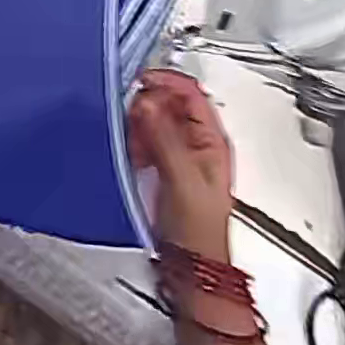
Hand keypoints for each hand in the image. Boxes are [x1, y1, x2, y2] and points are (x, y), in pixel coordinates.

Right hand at [130, 69, 234, 259]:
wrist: (188, 265)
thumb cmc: (198, 229)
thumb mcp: (182, 178)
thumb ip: (164, 137)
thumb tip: (147, 101)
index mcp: (211, 138)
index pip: (191, 92)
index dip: (167, 81)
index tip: (142, 79)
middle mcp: (195, 139)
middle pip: (169, 101)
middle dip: (148, 103)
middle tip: (133, 112)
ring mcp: (177, 150)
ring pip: (154, 117)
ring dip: (139, 122)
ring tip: (134, 138)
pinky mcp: (160, 161)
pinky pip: (143, 135)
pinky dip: (134, 138)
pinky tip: (133, 152)